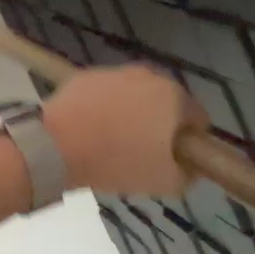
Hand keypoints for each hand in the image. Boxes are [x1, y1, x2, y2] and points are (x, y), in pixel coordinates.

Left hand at [42, 65, 205, 197]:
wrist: (57, 144)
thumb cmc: (118, 161)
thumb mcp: (167, 181)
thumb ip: (189, 173)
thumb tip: (190, 166)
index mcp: (173, 96)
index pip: (197, 118)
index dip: (191, 142)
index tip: (176, 159)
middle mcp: (147, 75)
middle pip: (165, 103)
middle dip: (161, 124)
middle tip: (147, 151)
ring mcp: (113, 72)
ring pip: (134, 96)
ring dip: (133, 113)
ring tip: (116, 140)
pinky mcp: (85, 76)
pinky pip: (106, 94)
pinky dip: (105, 107)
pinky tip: (93, 128)